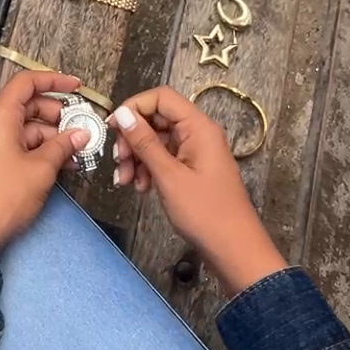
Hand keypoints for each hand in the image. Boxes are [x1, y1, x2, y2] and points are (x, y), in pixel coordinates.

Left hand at [0, 71, 91, 249]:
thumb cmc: (2, 195)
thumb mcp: (40, 169)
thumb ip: (62, 146)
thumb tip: (79, 134)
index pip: (26, 83)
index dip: (53, 81)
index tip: (76, 86)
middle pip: (28, 106)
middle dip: (57, 116)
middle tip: (81, 130)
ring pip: (26, 128)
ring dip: (51, 137)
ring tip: (76, 155)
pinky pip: (18, 144)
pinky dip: (39, 149)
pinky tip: (61, 164)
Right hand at [111, 86, 286, 291]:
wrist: (235, 252)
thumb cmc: (206, 214)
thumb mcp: (168, 176)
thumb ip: (144, 142)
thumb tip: (123, 114)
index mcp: (198, 128)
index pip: (161, 97)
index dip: (134, 107)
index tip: (113, 128)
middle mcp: (198, 134)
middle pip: (156, 119)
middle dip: (132, 138)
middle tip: (118, 161)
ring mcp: (196, 152)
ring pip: (156, 140)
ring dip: (137, 157)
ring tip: (127, 181)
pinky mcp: (192, 169)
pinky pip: (164, 158)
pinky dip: (148, 169)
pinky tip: (140, 187)